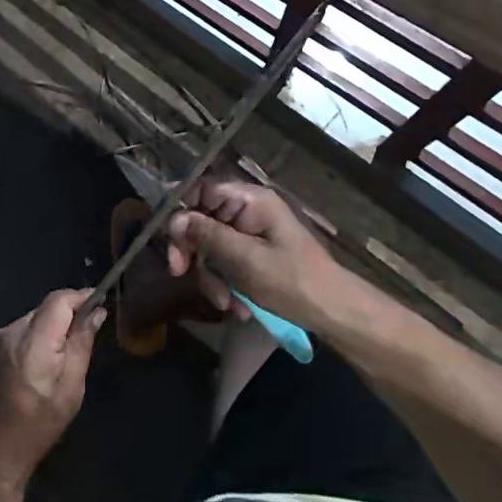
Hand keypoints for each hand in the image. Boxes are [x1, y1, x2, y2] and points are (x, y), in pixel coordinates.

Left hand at [0, 289, 104, 483]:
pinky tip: (43, 359)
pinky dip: (38, 334)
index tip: (100, 302)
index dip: (81, 297)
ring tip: (65, 351)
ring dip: (53, 324)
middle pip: (46, 307)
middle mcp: (12, 332)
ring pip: (35, 316)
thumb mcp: (71, 388)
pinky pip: (22, 328)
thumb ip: (82, 343)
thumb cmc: (39, 423)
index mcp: (33, 343)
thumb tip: (96, 310)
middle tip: (87, 332)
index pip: (59, 300)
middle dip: (69, 313)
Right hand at [168, 179, 349, 328]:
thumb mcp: (245, 259)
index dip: (179, 208)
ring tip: (227, 303)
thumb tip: (174, 218)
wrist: (334, 312)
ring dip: (211, 276)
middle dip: (193, 251)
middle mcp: (248, 210)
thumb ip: (208, 235)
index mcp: (250, 200)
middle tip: (180, 273)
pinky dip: (225, 284)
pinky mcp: (253, 254)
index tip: (167, 237)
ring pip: (209, 245)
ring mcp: (250, 232)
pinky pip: (224, 262)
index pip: (202, 188)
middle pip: (201, 219)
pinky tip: (238, 306)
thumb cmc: (292, 281)